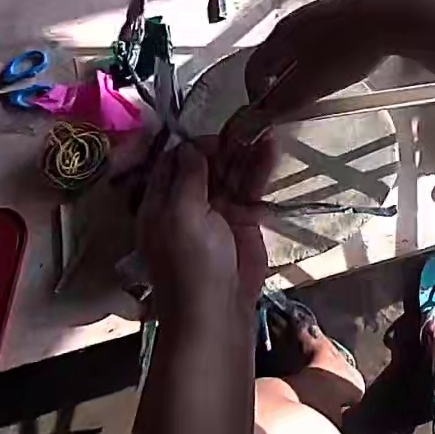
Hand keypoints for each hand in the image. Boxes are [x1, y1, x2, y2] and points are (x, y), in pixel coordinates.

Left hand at [136, 140, 271, 318]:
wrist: (217, 306)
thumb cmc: (192, 262)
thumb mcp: (182, 215)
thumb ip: (187, 178)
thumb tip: (190, 145)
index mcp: (162, 200)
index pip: (175, 160)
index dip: (196, 144)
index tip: (220, 135)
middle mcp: (189, 200)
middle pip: (208, 163)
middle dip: (226, 145)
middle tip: (250, 127)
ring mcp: (218, 209)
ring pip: (232, 172)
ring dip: (247, 152)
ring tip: (267, 131)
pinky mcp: (244, 218)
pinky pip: (251, 187)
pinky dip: (261, 169)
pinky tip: (272, 151)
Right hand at [218, 0, 431, 149]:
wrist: (391, 15)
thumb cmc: (349, 48)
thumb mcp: (310, 86)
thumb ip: (279, 105)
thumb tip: (251, 122)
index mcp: (280, 35)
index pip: (253, 68)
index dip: (256, 95)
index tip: (267, 113)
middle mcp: (296, 18)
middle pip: (276, 54)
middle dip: (280, 81)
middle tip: (292, 102)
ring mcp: (323, 11)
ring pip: (303, 44)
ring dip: (304, 67)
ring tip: (320, 86)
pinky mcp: (349, 10)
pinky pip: (329, 36)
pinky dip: (329, 54)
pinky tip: (347, 64)